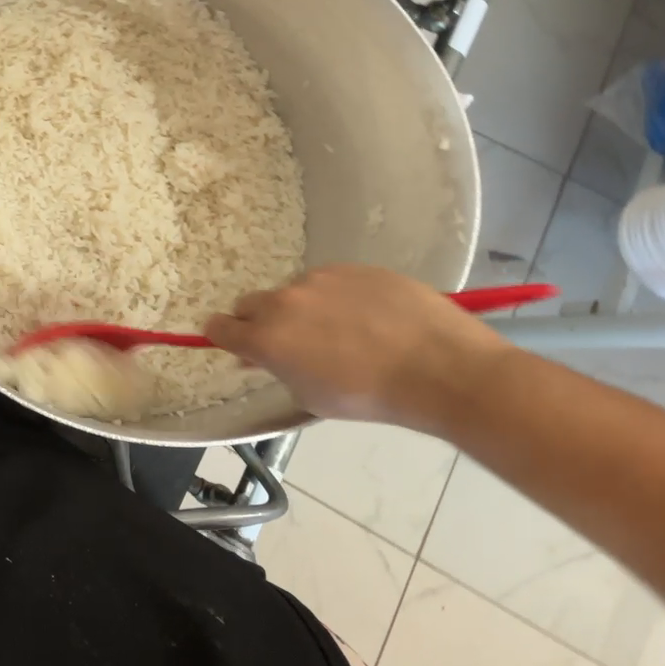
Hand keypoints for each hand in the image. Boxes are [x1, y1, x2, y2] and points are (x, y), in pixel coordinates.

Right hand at [203, 265, 515, 429]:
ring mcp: (319, 280)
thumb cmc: (372, 397)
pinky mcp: (354, 268)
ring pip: (295, 292)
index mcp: (265, 338)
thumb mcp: (311, 396)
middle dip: (261, 321)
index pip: (219, 327)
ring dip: (303, 308)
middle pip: (250, 304)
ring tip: (344, 330)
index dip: (224, 336)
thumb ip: (279, 370)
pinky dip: (340, 297)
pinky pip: (332, 281)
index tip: (238, 345)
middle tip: (292, 342)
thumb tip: (266, 356)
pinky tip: (371, 317)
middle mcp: (283, 302)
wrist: (446, 371)